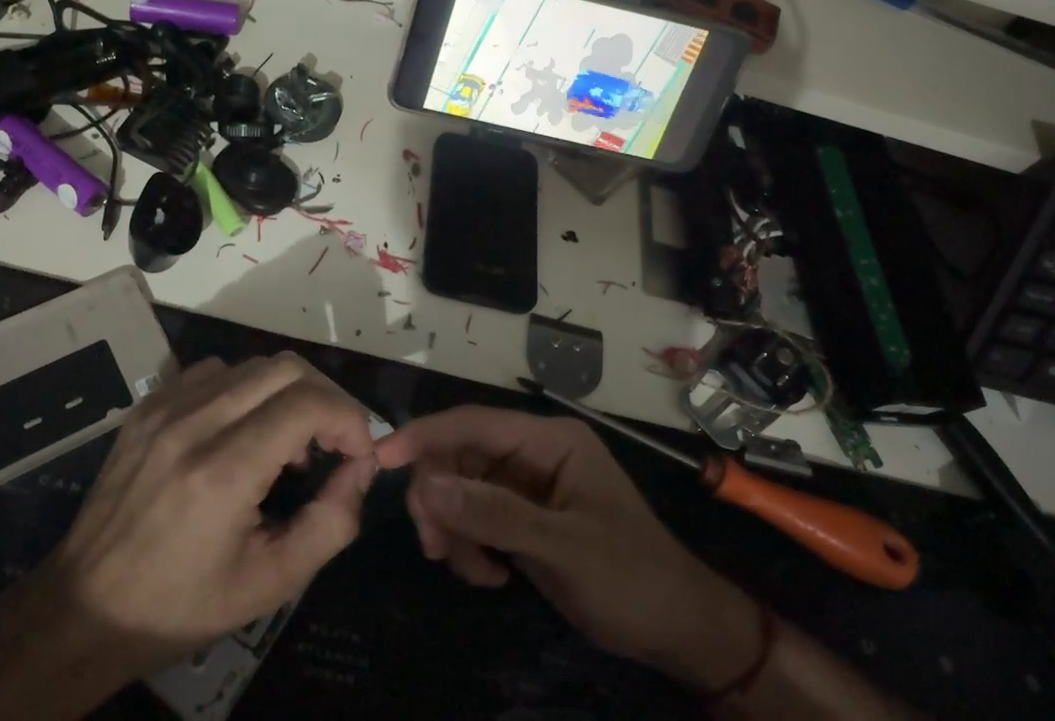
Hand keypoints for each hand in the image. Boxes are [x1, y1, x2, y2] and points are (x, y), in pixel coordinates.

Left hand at [41, 353, 376, 669]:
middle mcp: (193, 423)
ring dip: (285, 393)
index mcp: (224, 471)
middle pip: (284, 367)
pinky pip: (210, 373)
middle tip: (332, 445)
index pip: (308, 403)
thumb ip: (331, 522)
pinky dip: (243, 390)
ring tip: (286, 445)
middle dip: (325, 398)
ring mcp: (163, 409)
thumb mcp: (272, 583)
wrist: (88, 607)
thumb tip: (361, 467)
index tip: (357, 454)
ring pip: (249, 365)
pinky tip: (241, 432)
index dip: (349, 419)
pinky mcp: (145, 408)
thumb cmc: (183, 606)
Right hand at [375, 406, 757, 687]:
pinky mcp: (520, 516)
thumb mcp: (564, 547)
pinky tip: (490, 576)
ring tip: (475, 572)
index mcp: (550, 441)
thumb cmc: (631, 579)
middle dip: (439, 500)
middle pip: (456, 457)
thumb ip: (496, 514)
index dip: (424, 436)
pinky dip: (468, 545)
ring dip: (453, 530)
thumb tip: (426, 485)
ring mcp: (525, 486)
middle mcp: (533, 453)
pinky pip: (470, 516)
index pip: (472, 424)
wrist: (676, 630)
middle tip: (436, 548)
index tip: (378, 459)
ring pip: (457, 489)